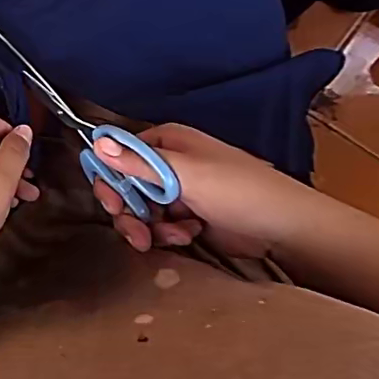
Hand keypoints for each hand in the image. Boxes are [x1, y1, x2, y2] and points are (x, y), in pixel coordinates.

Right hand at [91, 125, 329, 257]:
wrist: (282, 226)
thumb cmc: (237, 190)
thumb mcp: (184, 175)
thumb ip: (139, 162)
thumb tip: (97, 142)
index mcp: (167, 142)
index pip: (120, 155)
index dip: (111, 180)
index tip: (114, 205)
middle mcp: (170, 162)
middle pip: (128, 187)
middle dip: (131, 213)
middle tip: (138, 234)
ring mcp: (180, 190)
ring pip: (142, 211)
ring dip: (151, 228)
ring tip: (174, 237)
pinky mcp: (188, 215)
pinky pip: (161, 225)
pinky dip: (169, 234)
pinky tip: (188, 236)